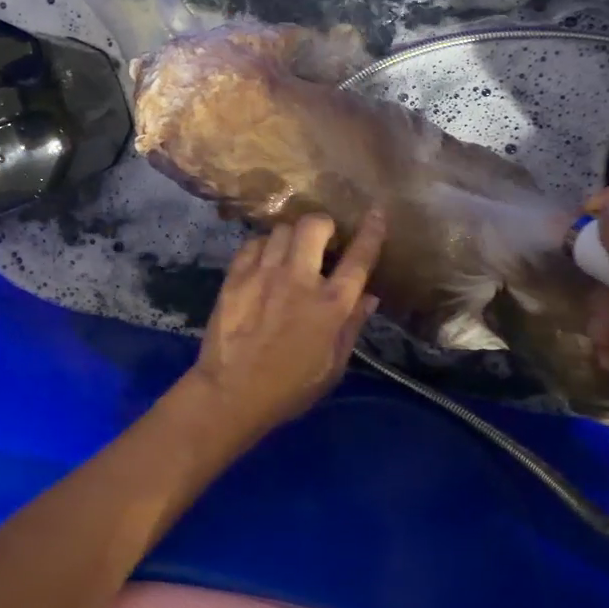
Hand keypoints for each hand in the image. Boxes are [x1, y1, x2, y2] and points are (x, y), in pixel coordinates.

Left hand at [186, 210, 386, 437]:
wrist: (232, 392)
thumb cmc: (289, 387)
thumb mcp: (332, 366)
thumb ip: (351, 326)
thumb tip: (368, 296)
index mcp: (330, 305)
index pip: (358, 259)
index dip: (371, 233)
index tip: (376, 214)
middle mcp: (299, 280)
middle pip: (314, 226)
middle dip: (323, 225)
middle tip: (323, 239)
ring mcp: (264, 274)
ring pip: (282, 230)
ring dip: (292, 236)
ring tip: (291, 251)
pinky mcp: (236, 276)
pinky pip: (253, 243)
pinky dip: (264, 246)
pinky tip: (264, 261)